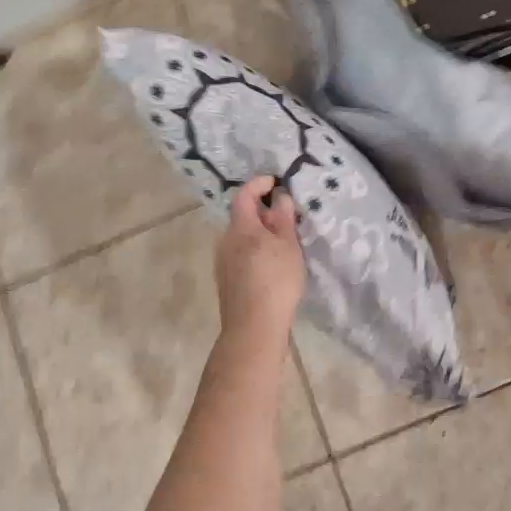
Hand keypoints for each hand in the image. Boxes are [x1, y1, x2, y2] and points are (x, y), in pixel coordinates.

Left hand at [215, 176, 305, 349]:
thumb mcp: (288, 245)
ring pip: (242, 236)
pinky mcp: (226, 280)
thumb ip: (283, 217)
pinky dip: (256, 248)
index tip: (277, 181)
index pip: (245, 195)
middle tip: (288, 215)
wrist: (253, 329)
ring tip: (285, 241)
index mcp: (240, 227)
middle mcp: (225, 240)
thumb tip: (280, 195)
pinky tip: (273, 264)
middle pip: (243, 216)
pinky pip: (241, 253)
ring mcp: (223, 262)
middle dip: (264, 211)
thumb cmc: (276, 281)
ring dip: (261, 232)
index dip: (260, 184)